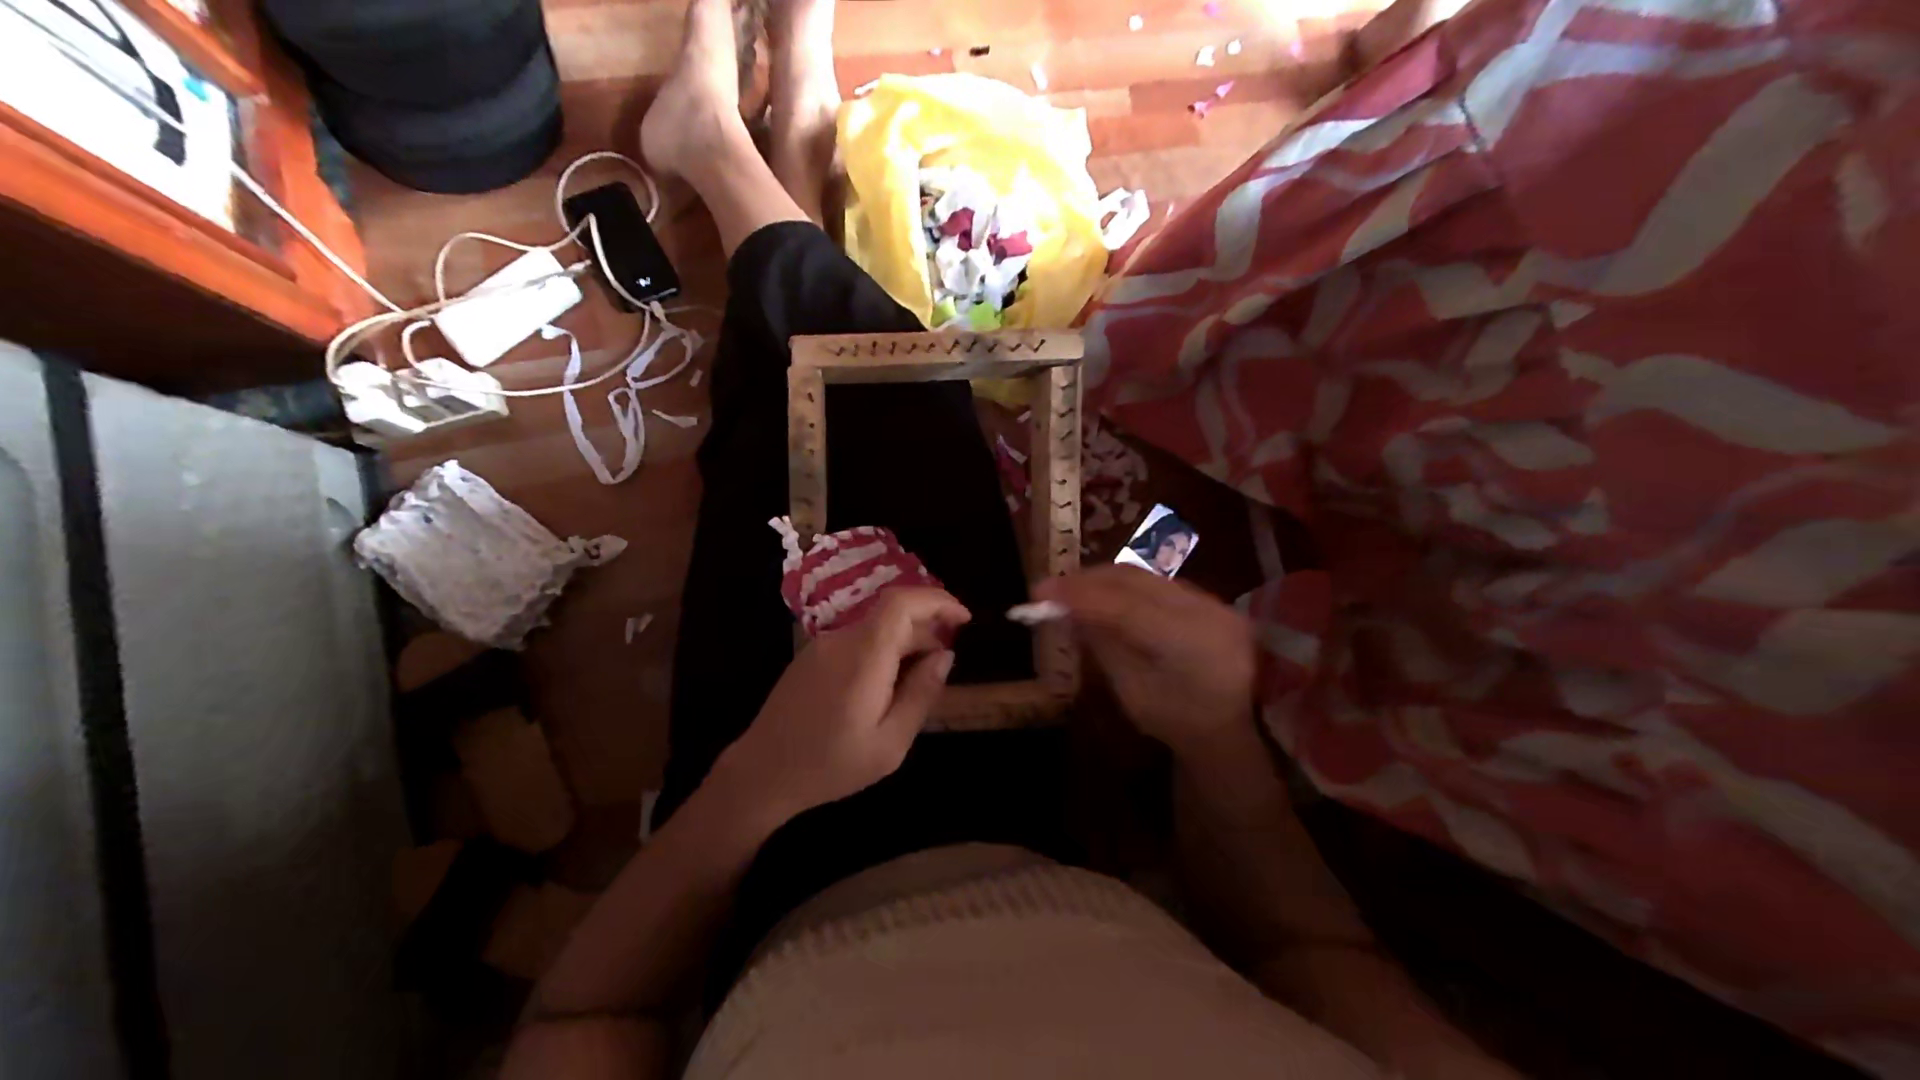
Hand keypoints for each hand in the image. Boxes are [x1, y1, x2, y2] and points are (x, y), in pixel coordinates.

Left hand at [714, 588, 968, 821]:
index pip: (903, 602)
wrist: (761, 773)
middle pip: (893, 615)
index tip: (964, 620)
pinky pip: (858, 641)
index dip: (938, 601)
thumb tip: (945, 655)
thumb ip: (921, 694)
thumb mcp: (890, 743)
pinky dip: (883, 651)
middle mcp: (842, 639)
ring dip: (906, 643)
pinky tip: (887, 688)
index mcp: (864, 656)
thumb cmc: (830, 765)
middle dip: (927, 630)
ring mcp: (822, 645)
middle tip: (944, 667)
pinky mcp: (811, 657)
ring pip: (876, 628)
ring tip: (918, 684)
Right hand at [1034, 566, 1255, 758]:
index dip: (1078, 595)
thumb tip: (1068, 612)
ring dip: (1104, 580)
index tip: (1038, 593)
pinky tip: (1104, 596)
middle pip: (1133, 580)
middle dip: (1086, 580)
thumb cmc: (1180, 723)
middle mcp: (1202, 610)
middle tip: (1048, 589)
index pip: (1122, 605)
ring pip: (1145, 576)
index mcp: (1186, 641)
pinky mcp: (1210, 602)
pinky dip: (1125, 586)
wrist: (1237, 730)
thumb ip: (1103, 646)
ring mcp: (1211, 602)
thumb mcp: (1134, 693)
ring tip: (1070, 590)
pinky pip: (1158, 583)